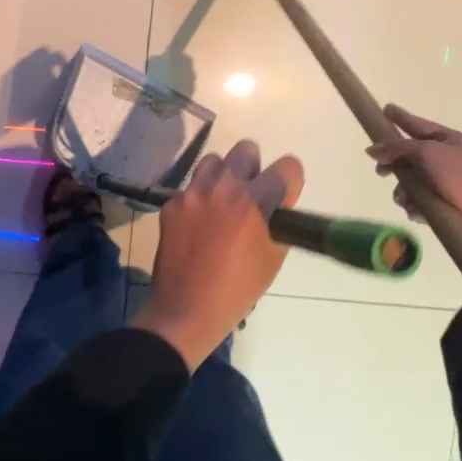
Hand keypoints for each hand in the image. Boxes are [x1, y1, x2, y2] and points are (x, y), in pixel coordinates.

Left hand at [134, 139, 304, 370]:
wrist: (185, 310)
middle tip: (252, 195)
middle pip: (246, 150)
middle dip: (255, 168)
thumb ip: (280, 223)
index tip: (284, 198)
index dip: (291, 181)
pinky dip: (199, 199)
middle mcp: (223, 188)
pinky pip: (190, 188)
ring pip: (213, 162)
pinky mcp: (170, 205)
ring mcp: (192, 194)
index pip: (287, 166)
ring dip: (223, 176)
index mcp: (254, 202)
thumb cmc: (237, 290)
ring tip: (223, 202)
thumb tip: (279, 205)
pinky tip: (198, 225)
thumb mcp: (273, 259)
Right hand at [366, 105, 461, 274]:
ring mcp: (449, 184)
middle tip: (380, 172)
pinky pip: (421, 202)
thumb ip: (397, 148)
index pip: (419, 125)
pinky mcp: (448, 206)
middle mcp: (449, 160)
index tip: (385, 109)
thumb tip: (372, 149)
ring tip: (404, 200)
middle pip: (412, 157)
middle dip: (395, 165)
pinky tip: (416, 211)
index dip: (401, 118)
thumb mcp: (427, 153)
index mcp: (450, 141)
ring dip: (403, 191)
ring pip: (413, 183)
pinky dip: (415, 206)